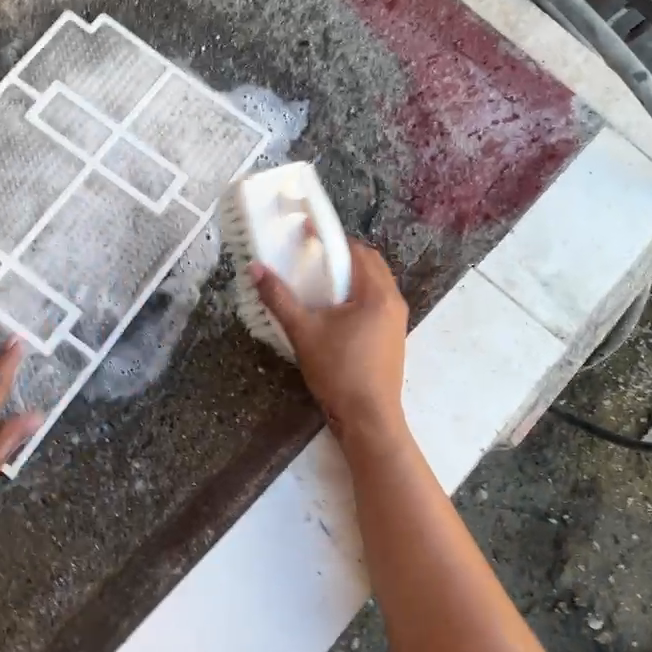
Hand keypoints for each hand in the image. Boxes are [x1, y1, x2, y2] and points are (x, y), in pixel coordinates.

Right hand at [251, 237, 409, 437]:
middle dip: (341, 257)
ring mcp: (396, 322)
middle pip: (369, 265)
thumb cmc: (338, 370)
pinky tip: (331, 311)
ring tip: (317, 282)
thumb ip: (279, 298)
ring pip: (373, 286)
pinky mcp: (391, 339)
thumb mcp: (303, 331)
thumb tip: (255, 269)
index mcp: (377, 293)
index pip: (357, 251)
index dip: (331, 239)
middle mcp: (393, 302)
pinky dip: (354, 297)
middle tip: (310, 256)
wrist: (368, 417)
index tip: (306, 234)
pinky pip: (374, 304)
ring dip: (348, 277)